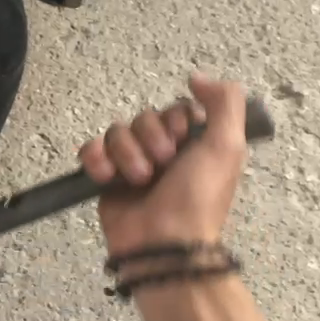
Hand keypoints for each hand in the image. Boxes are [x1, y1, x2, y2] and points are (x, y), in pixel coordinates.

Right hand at [78, 74, 248, 257]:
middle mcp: (162, 152)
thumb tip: (196, 77)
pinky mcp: (103, 179)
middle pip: (143, 118)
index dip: (174, 121)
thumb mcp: (227, 146)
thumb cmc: (198, 198)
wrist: (163, 243)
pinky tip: (105, 176)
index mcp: (192, 144)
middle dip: (150, 139)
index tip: (182, 141)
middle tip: (162, 165)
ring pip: (116, 133)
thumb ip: (225, 102)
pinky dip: (95, 160)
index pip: (173, 109)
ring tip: (138, 180)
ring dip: (126, 153)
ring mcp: (130, 166)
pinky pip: (91, 151)